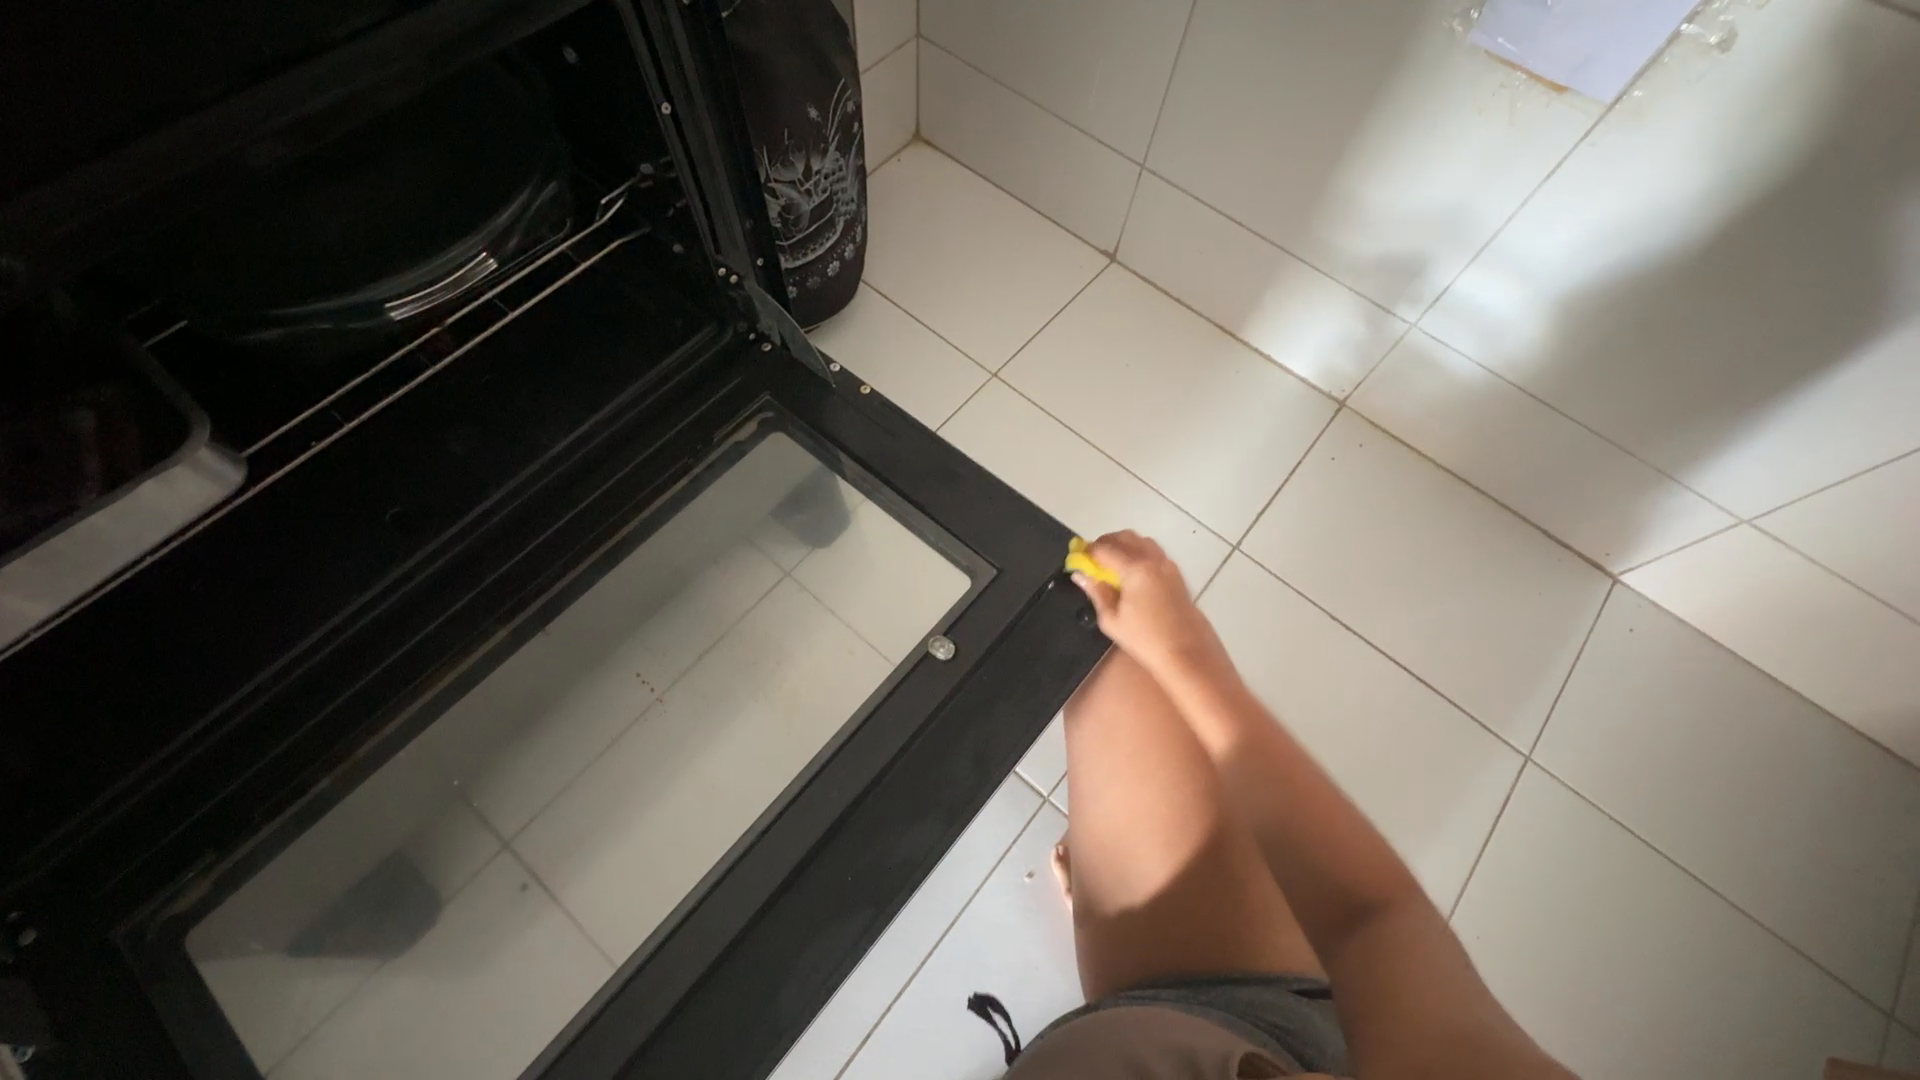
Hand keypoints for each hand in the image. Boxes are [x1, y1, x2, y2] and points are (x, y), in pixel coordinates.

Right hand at [1070, 530, 1228, 679]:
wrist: (1186, 651)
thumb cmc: (1145, 639)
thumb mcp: (1111, 620)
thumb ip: (1096, 592)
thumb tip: (1080, 575)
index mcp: (1135, 569)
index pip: (1105, 548)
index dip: (1088, 550)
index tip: (1078, 557)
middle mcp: (1153, 559)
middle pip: (1125, 536)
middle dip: (1105, 543)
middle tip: (1093, 558)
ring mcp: (1167, 564)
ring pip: (1141, 540)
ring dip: (1124, 544)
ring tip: (1111, 563)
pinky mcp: (1176, 572)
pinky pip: (1153, 551)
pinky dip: (1139, 551)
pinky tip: (1131, 571)